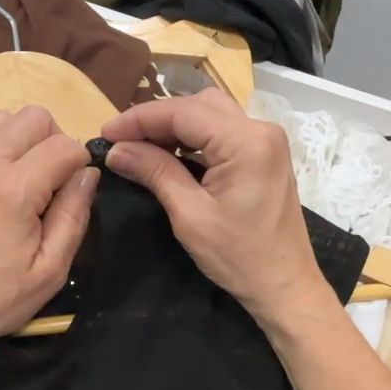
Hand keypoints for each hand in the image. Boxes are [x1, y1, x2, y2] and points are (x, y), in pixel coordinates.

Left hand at [0, 107, 96, 368]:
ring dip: (21, 138)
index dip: (82, 165)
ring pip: (0, 117)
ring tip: (25, 178)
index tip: (77, 194)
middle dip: (55, 142)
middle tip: (55, 184)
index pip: (66, 146)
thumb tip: (88, 174)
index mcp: (17, 188)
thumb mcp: (51, 270)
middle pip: (34, 117)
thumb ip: (74, 216)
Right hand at [101, 89, 330, 324]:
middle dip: (157, 119)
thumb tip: (117, 150)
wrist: (284, 285)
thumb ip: (155, 173)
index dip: (139, 118)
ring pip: (212, 115)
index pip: (182, 111)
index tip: (106, 132)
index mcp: (246, 141)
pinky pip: (226, 133)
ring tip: (142, 148)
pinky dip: (197, 138)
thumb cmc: (239, 257)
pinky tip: (171, 155)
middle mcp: (261, 130)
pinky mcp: (267, 156)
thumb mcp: (190, 215)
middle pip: (199, 105)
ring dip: (176, 126)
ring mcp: (268, 142)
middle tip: (123, 142)